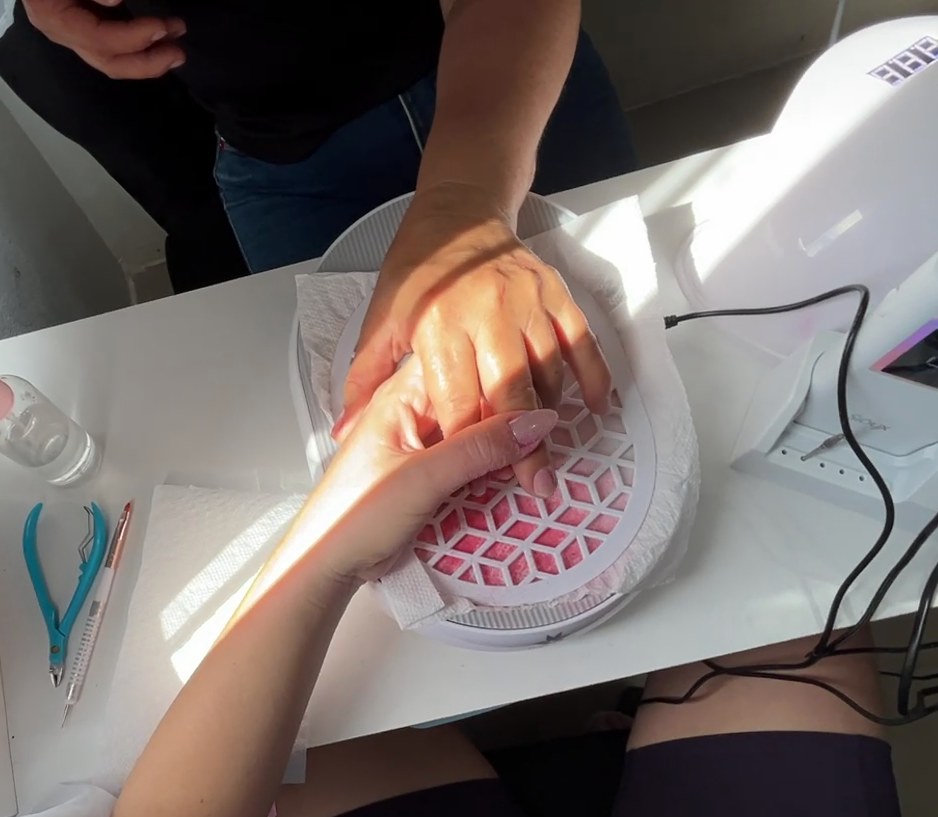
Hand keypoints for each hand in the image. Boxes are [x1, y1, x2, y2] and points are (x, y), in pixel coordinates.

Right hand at [23, 0, 184, 78]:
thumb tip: (114, 1)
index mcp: (52, 15)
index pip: (99, 39)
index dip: (133, 38)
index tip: (162, 28)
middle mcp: (61, 33)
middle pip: (108, 62)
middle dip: (147, 62)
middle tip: (180, 53)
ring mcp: (72, 34)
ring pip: (113, 60)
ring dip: (148, 58)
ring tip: (176, 47)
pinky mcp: (83, 28)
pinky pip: (113, 47)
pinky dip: (138, 48)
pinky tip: (159, 41)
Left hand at [275, 361, 557, 588]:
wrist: (326, 564)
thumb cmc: (354, 515)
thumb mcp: (423, 478)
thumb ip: (481, 447)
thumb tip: (539, 423)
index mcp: (402, 394)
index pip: (469, 367)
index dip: (508, 386)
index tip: (542, 418)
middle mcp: (414, 410)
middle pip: (478, 400)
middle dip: (511, 424)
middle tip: (540, 453)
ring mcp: (423, 442)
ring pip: (479, 433)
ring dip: (504, 452)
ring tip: (532, 471)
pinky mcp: (429, 473)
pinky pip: (472, 461)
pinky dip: (492, 471)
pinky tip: (511, 483)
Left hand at [338, 182, 610, 498]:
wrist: (459, 211)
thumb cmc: (416, 272)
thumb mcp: (380, 321)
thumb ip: (365, 379)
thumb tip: (345, 430)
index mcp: (440, 325)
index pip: (458, 400)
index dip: (468, 443)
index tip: (478, 479)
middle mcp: (488, 313)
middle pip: (510, 393)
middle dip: (522, 445)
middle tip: (535, 485)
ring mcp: (528, 302)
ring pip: (549, 372)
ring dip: (550, 417)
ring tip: (548, 455)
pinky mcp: (555, 294)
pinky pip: (582, 343)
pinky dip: (593, 377)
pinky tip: (593, 410)